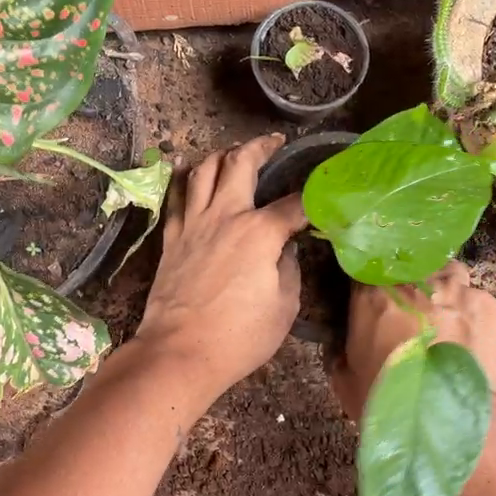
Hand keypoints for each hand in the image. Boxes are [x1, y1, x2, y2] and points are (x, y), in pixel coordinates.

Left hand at [136, 134, 307, 400]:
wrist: (179, 352)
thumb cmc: (239, 336)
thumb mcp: (283, 307)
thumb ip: (289, 270)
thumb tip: (285, 250)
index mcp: (259, 232)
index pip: (294, 204)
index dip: (313, 198)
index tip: (324, 196)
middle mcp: (226, 216)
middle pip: (240, 163)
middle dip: (260, 147)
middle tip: (273, 143)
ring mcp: (194, 224)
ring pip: (203, 170)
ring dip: (221, 154)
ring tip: (233, 151)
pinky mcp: (172, 238)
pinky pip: (175, 197)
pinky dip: (181, 177)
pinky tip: (183, 167)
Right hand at [329, 261, 495, 419]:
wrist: (449, 422)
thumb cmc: (389, 402)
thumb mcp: (345, 380)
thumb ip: (340, 351)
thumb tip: (339, 346)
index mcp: (372, 292)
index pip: (366, 270)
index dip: (370, 286)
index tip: (373, 303)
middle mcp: (414, 280)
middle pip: (410, 269)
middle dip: (411, 287)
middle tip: (412, 317)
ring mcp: (455, 288)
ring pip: (449, 274)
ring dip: (444, 291)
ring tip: (446, 322)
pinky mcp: (487, 304)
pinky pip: (476, 300)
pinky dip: (473, 316)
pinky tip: (472, 342)